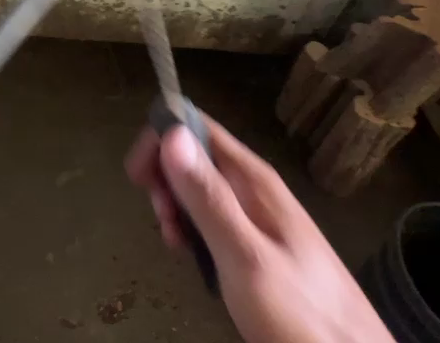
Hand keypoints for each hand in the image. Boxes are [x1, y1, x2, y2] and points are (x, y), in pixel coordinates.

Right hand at [126, 122, 391, 342]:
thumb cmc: (301, 314)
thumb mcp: (245, 258)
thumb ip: (208, 197)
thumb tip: (170, 131)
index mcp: (253, 179)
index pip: (195, 126)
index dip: (159, 139)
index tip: (139, 178)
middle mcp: (254, 189)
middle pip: (192, 156)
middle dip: (164, 179)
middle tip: (161, 219)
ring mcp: (257, 217)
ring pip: (198, 189)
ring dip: (175, 207)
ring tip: (175, 243)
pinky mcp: (256, 244)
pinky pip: (212, 219)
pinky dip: (191, 229)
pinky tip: (191, 255)